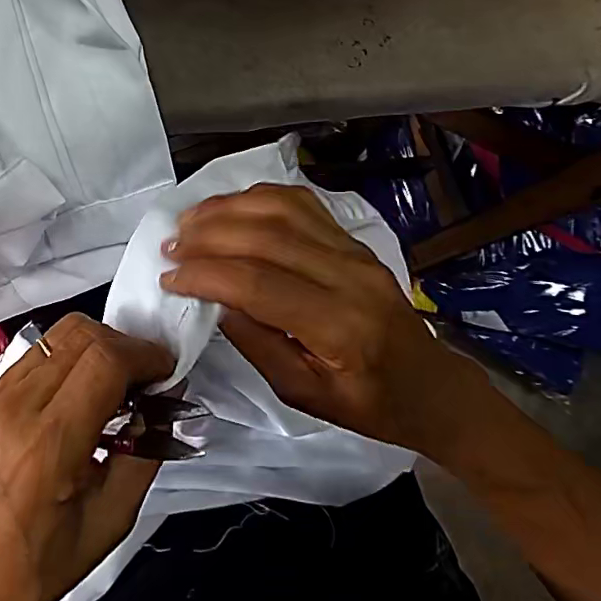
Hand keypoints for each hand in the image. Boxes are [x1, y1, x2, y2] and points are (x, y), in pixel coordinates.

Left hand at [0, 314, 172, 600]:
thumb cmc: (40, 562)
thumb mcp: (114, 517)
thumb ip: (148, 451)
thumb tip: (166, 401)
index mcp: (50, 441)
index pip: (107, 359)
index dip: (147, 356)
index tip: (166, 375)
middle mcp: (20, 405)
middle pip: (88, 333)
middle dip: (130, 346)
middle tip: (147, 380)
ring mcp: (3, 394)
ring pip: (67, 331)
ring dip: (105, 345)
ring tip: (120, 383)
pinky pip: (48, 346)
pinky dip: (80, 353)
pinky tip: (90, 388)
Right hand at [160, 184, 487, 456]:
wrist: (431, 385)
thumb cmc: (370, 403)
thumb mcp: (305, 393)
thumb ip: (259, 344)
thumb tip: (216, 300)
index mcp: (339, 326)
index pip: (259, 284)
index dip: (206, 274)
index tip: (169, 276)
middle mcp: (350, 276)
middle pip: (269, 236)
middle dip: (210, 235)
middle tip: (170, 243)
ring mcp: (357, 252)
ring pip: (287, 209)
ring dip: (232, 207)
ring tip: (192, 218)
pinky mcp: (357, 242)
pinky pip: (307, 205)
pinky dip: (264, 198)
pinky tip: (235, 205)